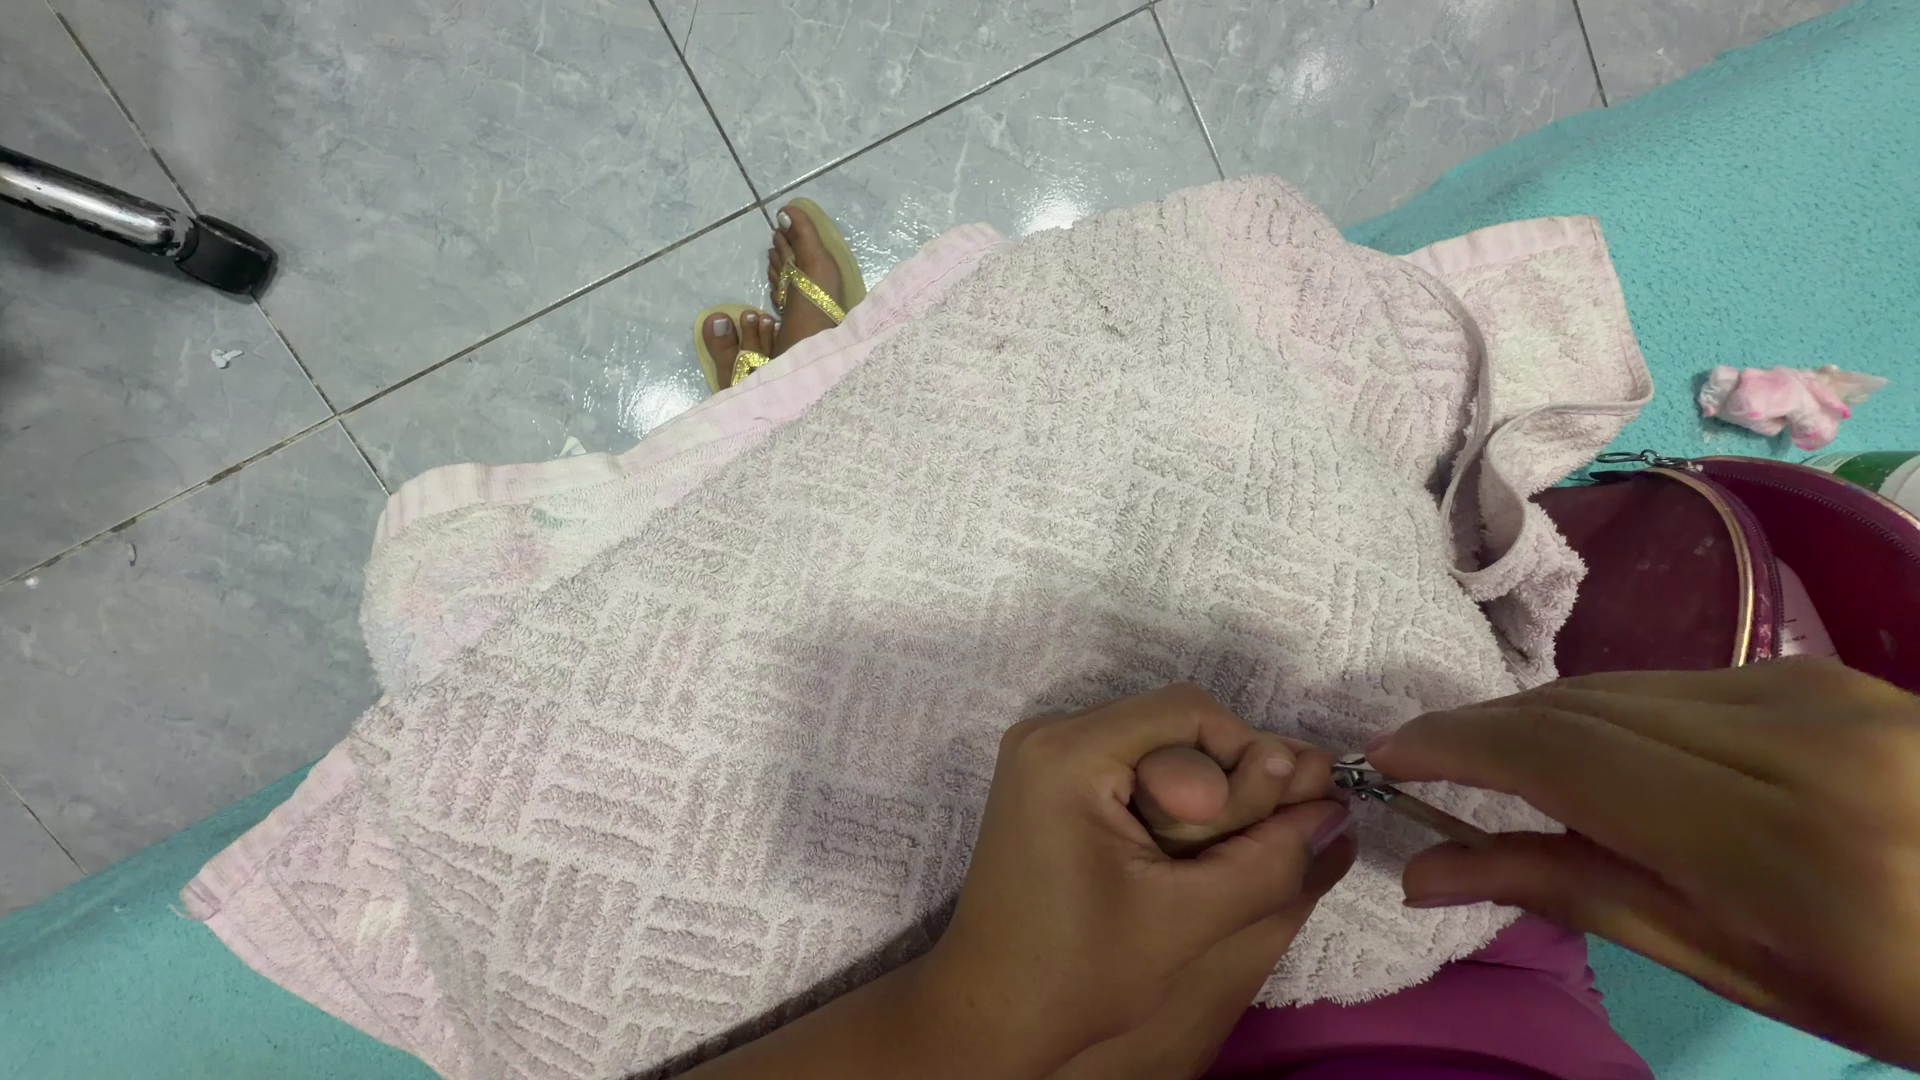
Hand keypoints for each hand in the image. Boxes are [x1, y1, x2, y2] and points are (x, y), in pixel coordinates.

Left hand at [921, 684, 1352, 1078]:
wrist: (993, 1006)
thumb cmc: (1080, 970)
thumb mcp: (1187, 918)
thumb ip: (1267, 858)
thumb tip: (1332, 803)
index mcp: (1068, 751)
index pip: (1187, 710)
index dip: (1249, 753)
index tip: (1283, 815)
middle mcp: (1049, 732)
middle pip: (1170, 725)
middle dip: (1223, 782)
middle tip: (1254, 845)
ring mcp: (1043, 752)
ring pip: (1153, 745)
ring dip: (1197, 796)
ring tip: (1211, 861)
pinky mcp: (1047, 776)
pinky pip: (1127, 763)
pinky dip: (1163, 801)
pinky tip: (1175, 854)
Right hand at [1367, 658, 1919, 1068]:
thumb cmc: (1894, 986)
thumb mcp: (1727, 963)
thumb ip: (1564, 892)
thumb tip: (1423, 872)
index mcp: (1784, 847)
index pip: (1564, 759)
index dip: (1455, 746)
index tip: (1386, 756)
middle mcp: (1798, 744)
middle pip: (1571, 708)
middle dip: (1477, 729)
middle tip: (1419, 759)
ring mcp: (1812, 692)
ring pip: (1605, 688)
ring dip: (1528, 719)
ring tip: (1491, 758)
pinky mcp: (1812, 670)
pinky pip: (1656, 682)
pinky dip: (1594, 712)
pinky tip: (1591, 748)